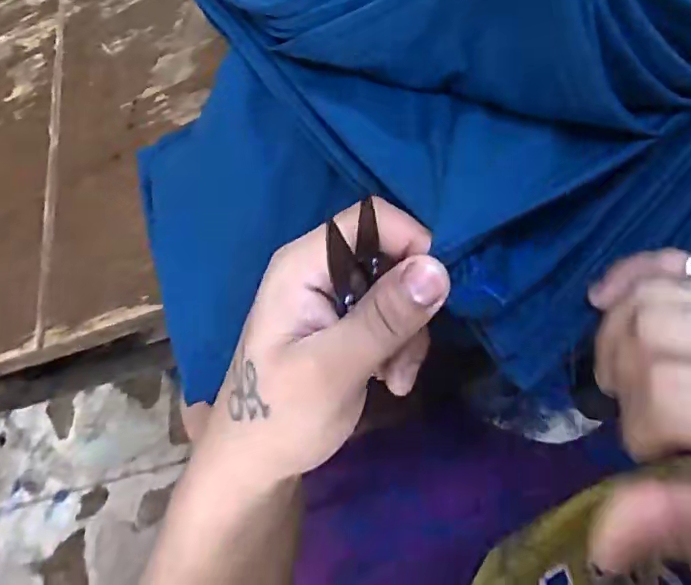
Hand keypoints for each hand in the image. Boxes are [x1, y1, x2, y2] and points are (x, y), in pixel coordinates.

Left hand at [193, 197, 450, 489]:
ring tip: (395, 379)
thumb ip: (386, 316)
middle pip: (389, 253)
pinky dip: (400, 344)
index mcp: (303, 263)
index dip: (409, 240)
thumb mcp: (335, 368)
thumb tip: (438, 268)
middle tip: (409, 352)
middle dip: (409, 302)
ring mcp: (332, 292)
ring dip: (408, 332)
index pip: (370, 218)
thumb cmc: (279, 417)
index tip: (436, 287)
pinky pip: (391, 312)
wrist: (252, 471)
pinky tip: (390, 380)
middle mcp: (319, 266)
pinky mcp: (346, 317)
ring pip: (397, 286)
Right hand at [586, 250, 690, 582]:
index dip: (636, 426)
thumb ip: (690, 527)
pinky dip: (636, 277)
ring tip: (622, 370)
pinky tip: (610, 300)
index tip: (650, 459)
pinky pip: (684, 261)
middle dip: (617, 369)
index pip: (670, 394)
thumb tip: (599, 540)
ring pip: (661, 287)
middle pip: (655, 326)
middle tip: (629, 413)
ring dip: (618, 326)